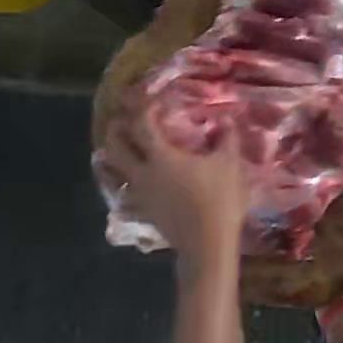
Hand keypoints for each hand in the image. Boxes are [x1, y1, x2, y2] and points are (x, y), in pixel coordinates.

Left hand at [103, 94, 250, 266]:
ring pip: (112, 169)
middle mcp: (142, 172)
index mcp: (161, 156)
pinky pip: (124, 190)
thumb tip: (225, 119)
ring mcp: (139, 193)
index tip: (157, 101)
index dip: (146, 109)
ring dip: (113, 154)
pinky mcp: (142, 210)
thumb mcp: (230, 163)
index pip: (143, 125)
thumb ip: (227, 138)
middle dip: (117, 128)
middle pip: (115, 145)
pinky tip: (133, 180)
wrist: (206, 242)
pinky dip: (123, 180)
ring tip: (120, 147)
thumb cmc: (219, 197)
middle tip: (125, 119)